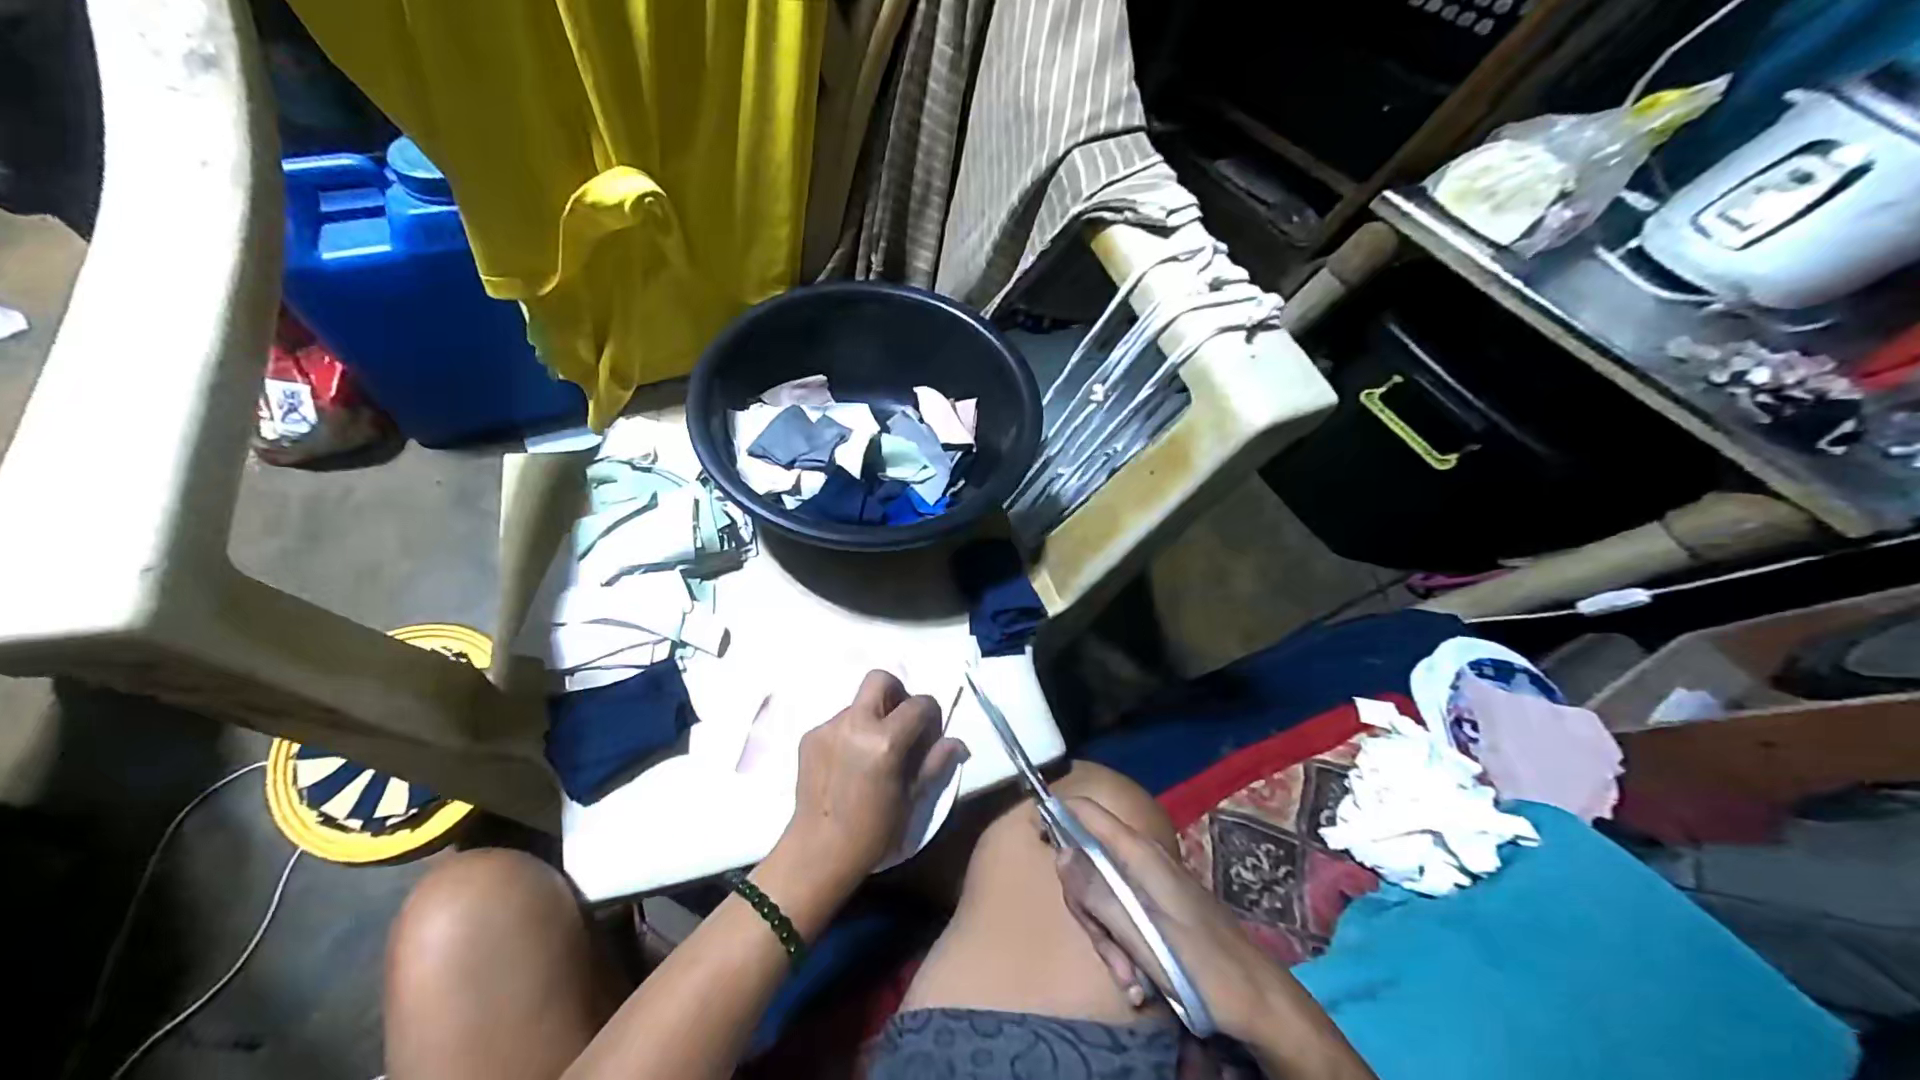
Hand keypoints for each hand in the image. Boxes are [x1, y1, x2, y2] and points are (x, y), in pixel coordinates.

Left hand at [779, 671, 968, 890]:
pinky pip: (838, 722)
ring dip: (872, 716)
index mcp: (885, 741)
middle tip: (901, 723)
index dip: (931, 715)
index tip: (929, 735)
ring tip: (872, 751)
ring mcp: (828, 728)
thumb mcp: (913, 799)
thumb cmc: (874, 832)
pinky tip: (849, 763)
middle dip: (897, 693)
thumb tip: (957, 743)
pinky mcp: (810, 737)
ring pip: (858, 703)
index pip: (919, 703)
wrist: (819, 851)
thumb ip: (935, 763)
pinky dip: (850, 732)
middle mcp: (855, 724)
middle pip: (880, 680)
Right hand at [1053, 797, 1293, 1042]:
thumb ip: (1097, 893)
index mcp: (1139, 854)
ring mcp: (1151, 884)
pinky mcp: (1158, 908)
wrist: (1260, 1002)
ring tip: (1130, 979)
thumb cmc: (1203, 968)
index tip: (1034, 836)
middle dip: (1087, 908)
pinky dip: (1123, 948)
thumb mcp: (1141, 936)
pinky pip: (1122, 916)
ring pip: (1102, 896)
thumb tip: (1060, 852)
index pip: (1087, 811)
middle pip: (1087, 863)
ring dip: (1107, 939)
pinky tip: (1138, 982)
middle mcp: (1142, 860)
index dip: (1057, 814)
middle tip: (1103, 946)